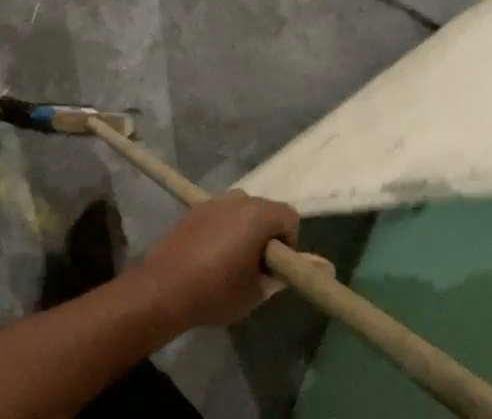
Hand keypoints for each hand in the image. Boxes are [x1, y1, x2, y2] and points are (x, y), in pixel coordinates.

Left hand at [131, 192, 298, 327]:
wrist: (165, 287)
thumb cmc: (217, 290)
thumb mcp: (259, 289)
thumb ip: (289, 272)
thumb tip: (327, 265)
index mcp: (256, 215)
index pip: (289, 215)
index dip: (291, 242)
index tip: (277, 267)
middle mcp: (234, 200)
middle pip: (265, 208)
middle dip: (268, 233)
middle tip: (259, 266)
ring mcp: (210, 202)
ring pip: (241, 209)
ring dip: (246, 228)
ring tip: (236, 260)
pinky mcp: (192, 210)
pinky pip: (220, 213)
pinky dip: (226, 227)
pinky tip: (214, 255)